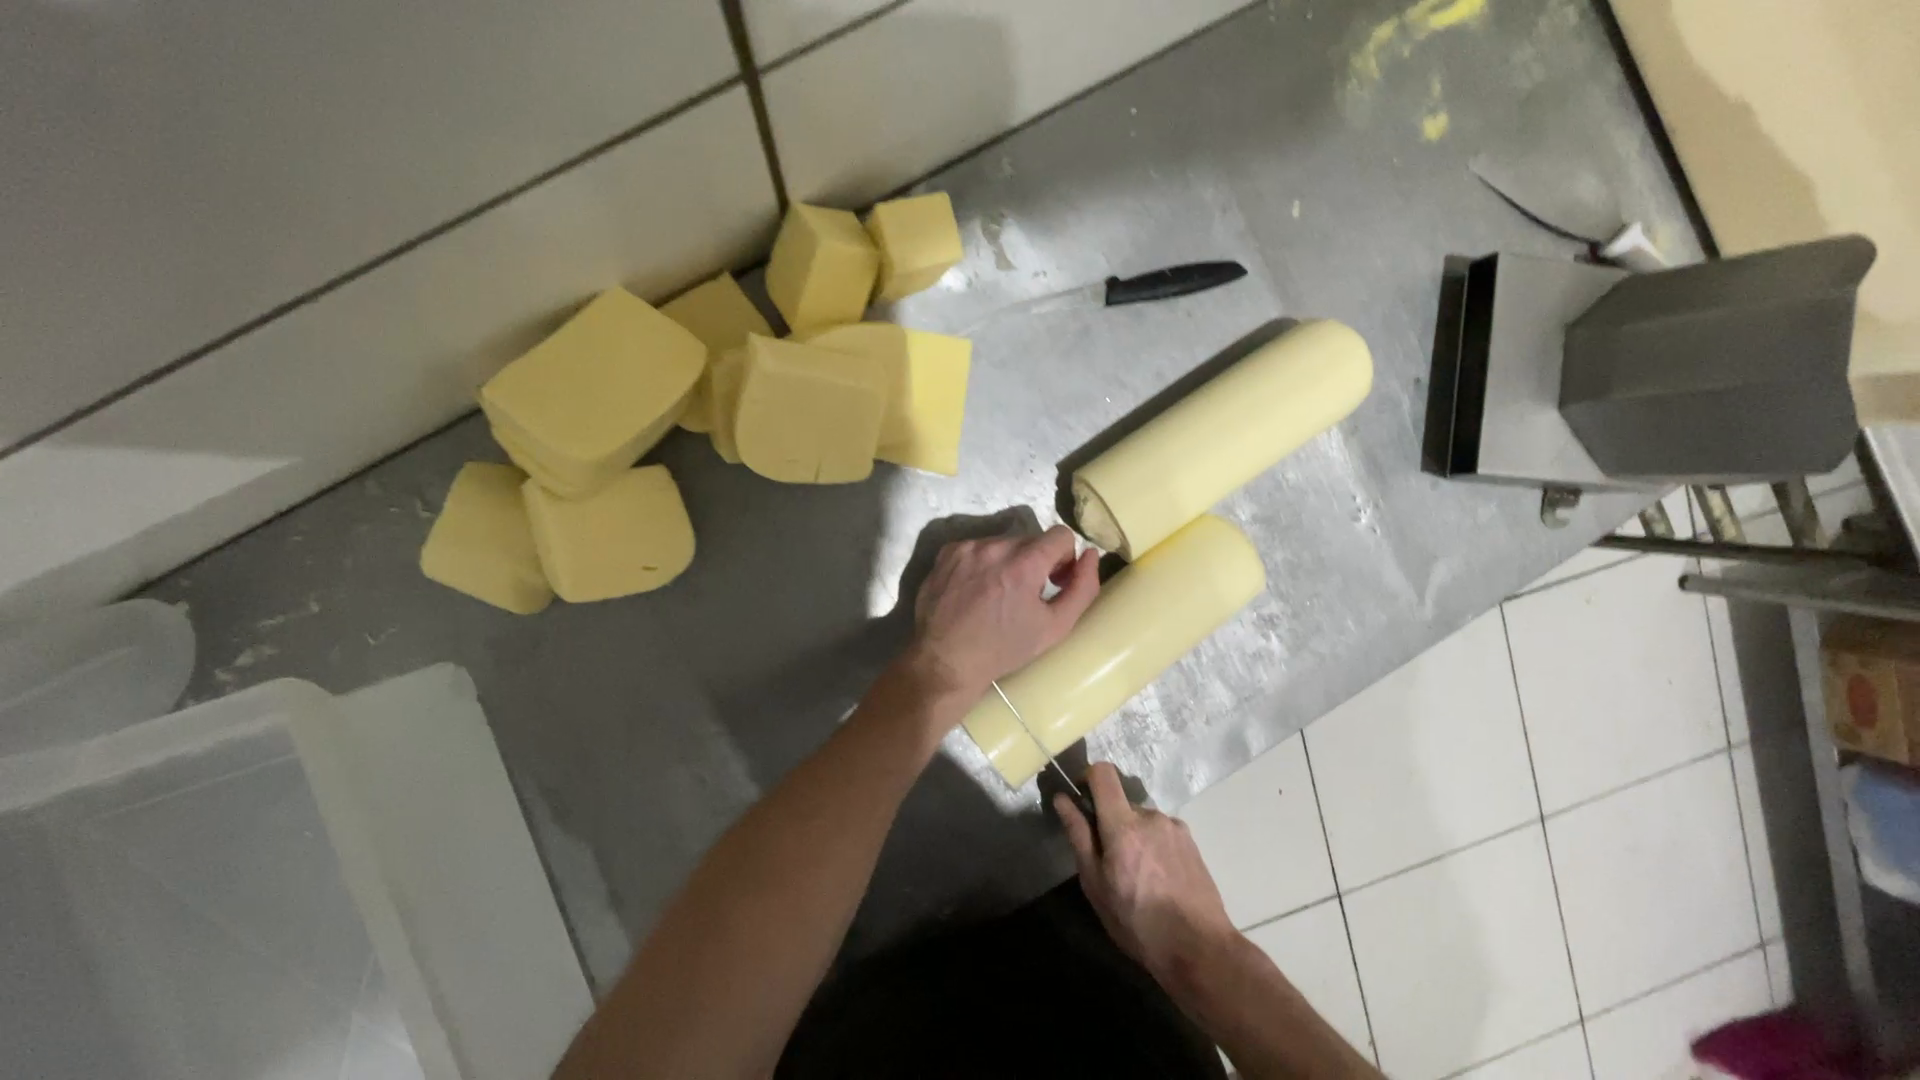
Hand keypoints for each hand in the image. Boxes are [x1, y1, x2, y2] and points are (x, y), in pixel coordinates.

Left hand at [908, 524, 1099, 698]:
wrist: (945, 661)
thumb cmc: (1003, 649)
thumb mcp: (1055, 627)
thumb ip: (1083, 588)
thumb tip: (1091, 556)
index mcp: (1024, 564)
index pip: (1061, 535)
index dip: (1063, 558)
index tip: (1053, 582)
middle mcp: (994, 547)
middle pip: (1031, 540)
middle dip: (1036, 561)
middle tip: (1027, 594)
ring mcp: (967, 547)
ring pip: (1003, 543)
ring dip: (1008, 562)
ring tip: (998, 595)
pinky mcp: (947, 552)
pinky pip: (977, 548)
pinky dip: (983, 564)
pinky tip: (976, 591)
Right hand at [1057, 763, 1237, 982]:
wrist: (1199, 949)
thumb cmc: (1137, 922)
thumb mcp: (1096, 885)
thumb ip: (1079, 836)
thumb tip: (1063, 799)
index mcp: (1124, 825)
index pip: (1103, 773)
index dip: (1087, 777)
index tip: (1081, 801)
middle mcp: (1151, 816)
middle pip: (1122, 803)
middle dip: (1111, 823)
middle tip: (1109, 864)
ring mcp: (1175, 827)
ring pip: (1142, 820)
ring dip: (1134, 837)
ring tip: (1137, 879)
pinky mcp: (1191, 841)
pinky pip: (1162, 832)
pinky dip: (1153, 846)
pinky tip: (1159, 880)